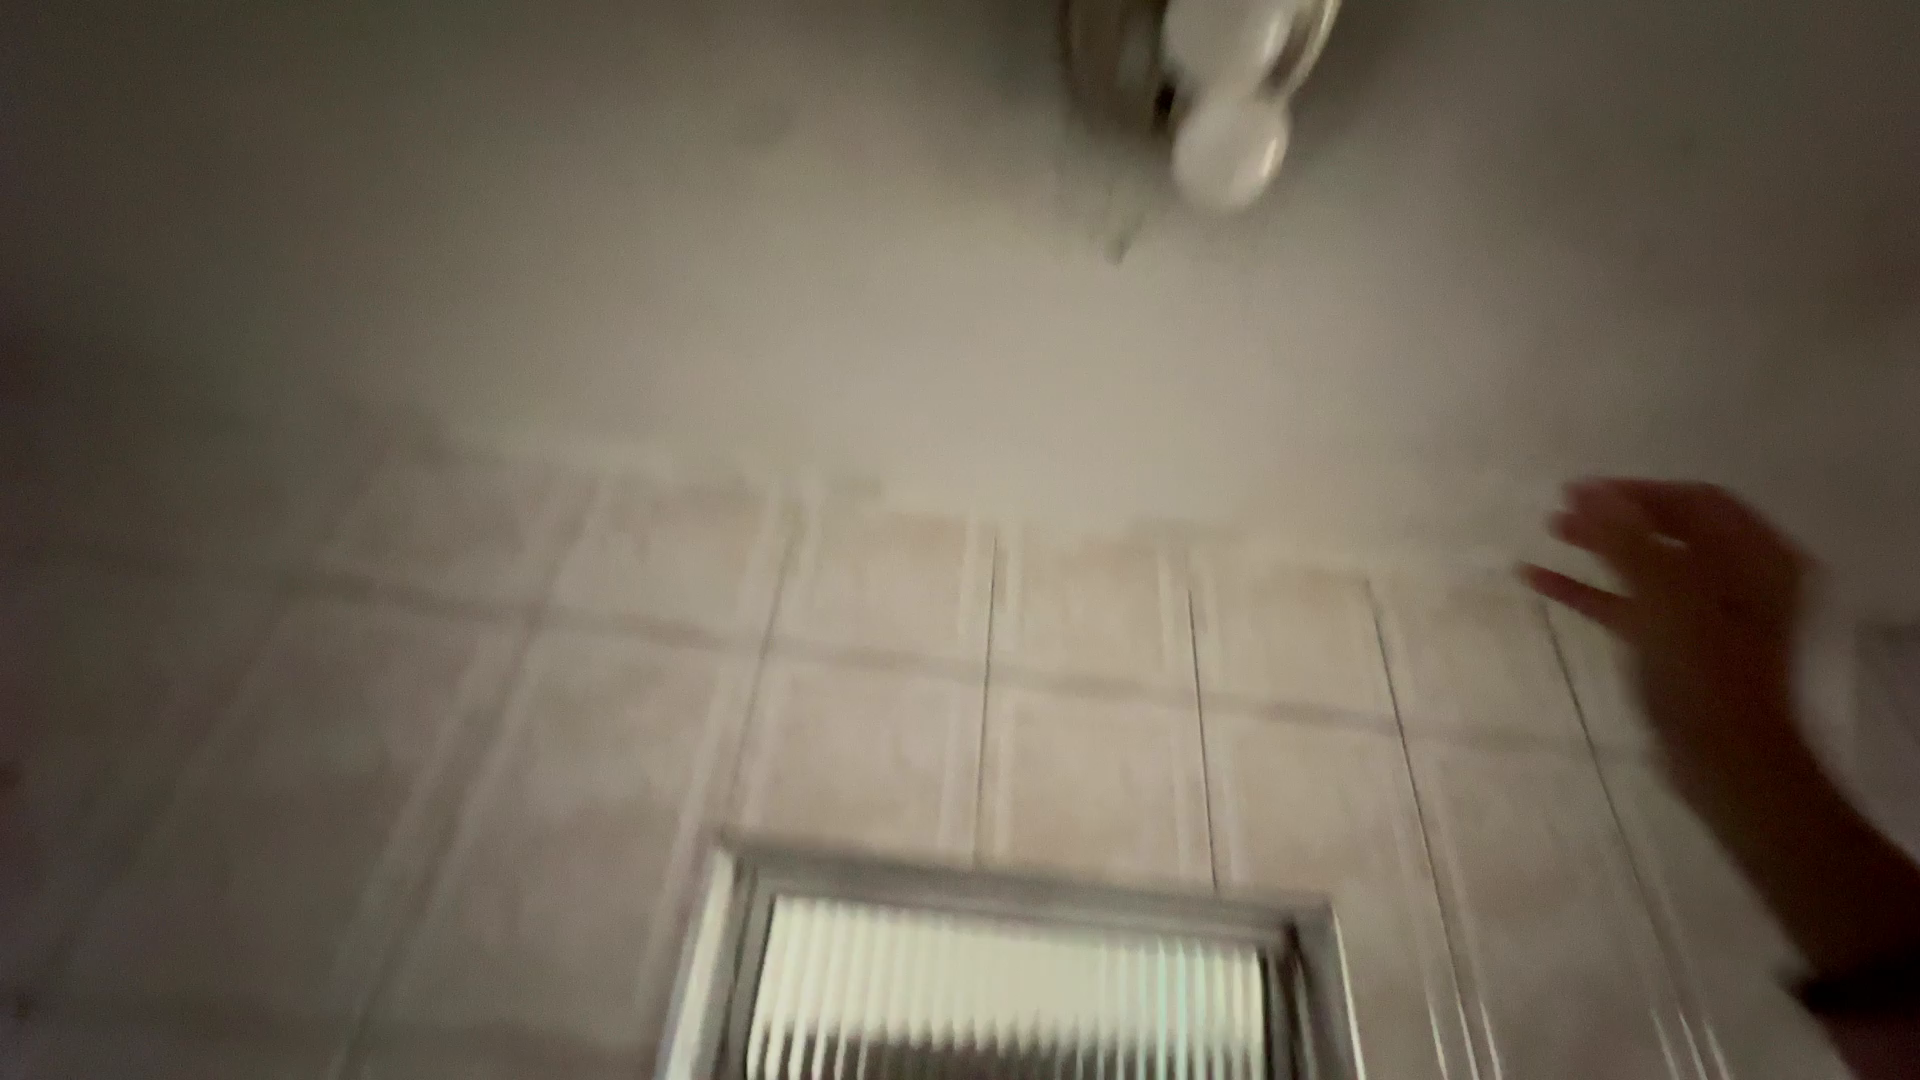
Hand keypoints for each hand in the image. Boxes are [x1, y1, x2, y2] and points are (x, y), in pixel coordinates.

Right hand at [1520, 479, 1811, 799]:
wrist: (1723, 760)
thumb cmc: (1702, 676)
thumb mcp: (1667, 601)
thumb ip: (1629, 542)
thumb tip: (1590, 490)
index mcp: (1755, 562)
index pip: (1697, 502)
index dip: (1639, 491)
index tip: (1580, 490)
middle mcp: (1736, 580)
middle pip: (1669, 528)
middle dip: (1615, 515)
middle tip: (1561, 508)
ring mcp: (1704, 612)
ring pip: (1644, 563)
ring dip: (1598, 544)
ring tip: (1549, 530)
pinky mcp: (1672, 642)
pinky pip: (1623, 601)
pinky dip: (1584, 587)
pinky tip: (1537, 578)